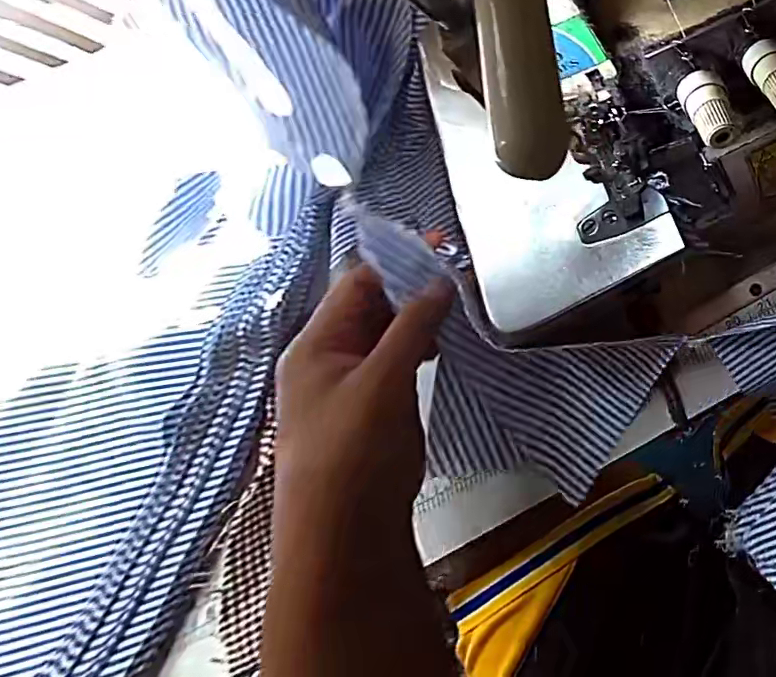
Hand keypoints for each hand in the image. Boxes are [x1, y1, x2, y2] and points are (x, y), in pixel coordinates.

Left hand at [274, 265, 451, 532]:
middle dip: (414, 285)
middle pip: (373, 304)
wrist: (345, 531)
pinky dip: (422, 340)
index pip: (357, 284)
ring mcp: (353, 380)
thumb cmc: (352, 450)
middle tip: (459, 272)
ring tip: (459, 302)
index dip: (398, 260)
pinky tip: (443, 341)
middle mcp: (330, 356)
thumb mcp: (383, 380)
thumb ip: (412, 325)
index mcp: (317, 345)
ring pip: (389, 329)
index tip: (442, 244)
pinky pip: (399, 355)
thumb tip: (441, 281)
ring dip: (421, 312)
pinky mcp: (376, 400)